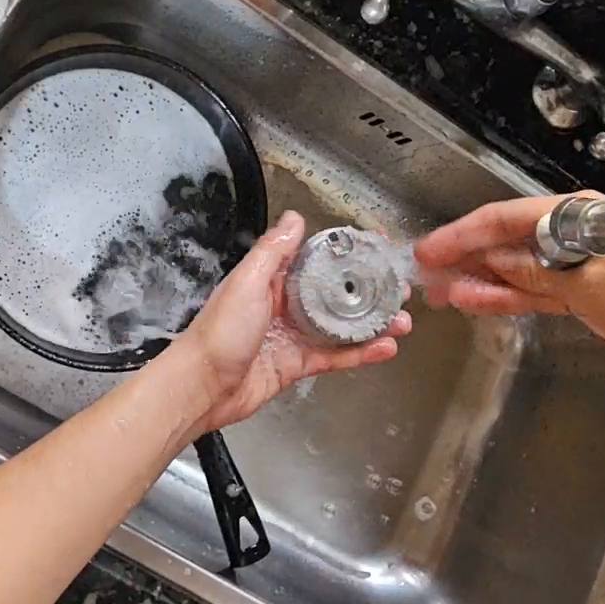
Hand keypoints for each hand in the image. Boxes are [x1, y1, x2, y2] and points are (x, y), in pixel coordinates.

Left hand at [165, 210, 408, 432]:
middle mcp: (284, 304)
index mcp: (270, 280)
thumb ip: (273, 252)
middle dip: (367, 290)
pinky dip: (361, 353)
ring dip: (372, 323)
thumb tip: (294, 218)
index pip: (315, 259)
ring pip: (340, 326)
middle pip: (334, 293)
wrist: (202, 386)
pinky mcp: (297, 364)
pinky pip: (335, 356)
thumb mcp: (247, 281)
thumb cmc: (220, 331)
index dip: (345, 254)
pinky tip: (386, 348)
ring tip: (402, 320)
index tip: (375, 247)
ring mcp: (292, 335)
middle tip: (399, 288)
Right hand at [415, 194, 604, 395]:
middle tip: (426, 277)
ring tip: (442, 295)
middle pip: (507, 242)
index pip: (504, 219)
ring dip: (481, 281)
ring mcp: (582, 264)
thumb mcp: (589, 286)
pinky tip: (477, 302)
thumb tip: (488, 262)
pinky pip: (537, 291)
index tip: (426, 251)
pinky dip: (509, 297)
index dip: (460, 235)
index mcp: (579, 215)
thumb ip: (531, 272)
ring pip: (519, 269)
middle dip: (465, 259)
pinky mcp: (590, 293)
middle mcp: (576, 233)